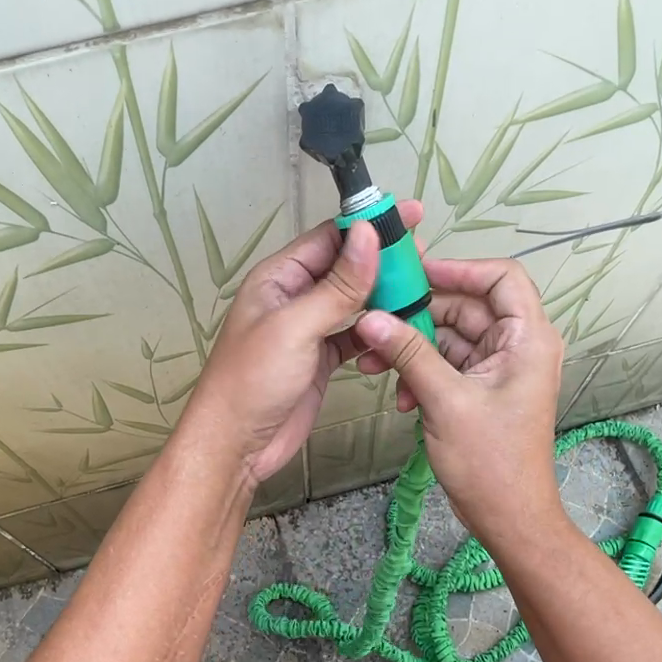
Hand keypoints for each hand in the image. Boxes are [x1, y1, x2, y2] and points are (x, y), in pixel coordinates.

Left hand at [182, 200, 424, 483]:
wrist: (236, 445)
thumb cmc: (251, 382)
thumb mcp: (295, 327)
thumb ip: (336, 285)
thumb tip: (368, 236)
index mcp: (279, 278)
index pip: (330, 238)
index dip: (369, 225)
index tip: (410, 216)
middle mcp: (294, 298)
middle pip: (346, 268)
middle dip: (383, 262)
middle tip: (425, 259)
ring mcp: (309, 330)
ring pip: (354, 302)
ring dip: (384, 298)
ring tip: (421, 293)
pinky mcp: (321, 359)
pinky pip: (355, 336)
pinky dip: (376, 334)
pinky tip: (396, 333)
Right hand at [352, 256, 565, 546]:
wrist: (507, 516)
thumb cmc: (491, 462)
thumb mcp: (446, 401)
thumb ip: (409, 354)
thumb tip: (371, 318)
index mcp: (528, 339)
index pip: (500, 277)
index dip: (459, 268)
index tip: (415, 273)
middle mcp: (518, 347)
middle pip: (466, 307)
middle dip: (421, 316)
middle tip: (378, 319)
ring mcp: (498, 370)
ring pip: (450, 338)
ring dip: (413, 349)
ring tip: (376, 364)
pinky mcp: (480, 391)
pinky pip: (446, 366)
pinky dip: (421, 375)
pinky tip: (400, 397)